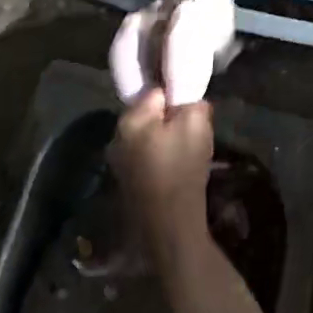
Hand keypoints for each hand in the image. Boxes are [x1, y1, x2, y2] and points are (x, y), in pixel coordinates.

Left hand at [110, 89, 212, 251]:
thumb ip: (192, 101)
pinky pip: (145, 155)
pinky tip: (175, 166)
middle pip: (150, 113)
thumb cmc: (182, 166)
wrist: (167, 222)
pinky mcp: (125, 179)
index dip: (178, 95)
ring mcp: (117, 161)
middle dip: (170, 117)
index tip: (194, 108)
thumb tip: (188, 97)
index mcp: (130, 119)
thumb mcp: (197, 123)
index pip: (157, 90)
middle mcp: (116, 136)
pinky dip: (160, 156)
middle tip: (193, 127)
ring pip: (147, 135)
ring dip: (164, 137)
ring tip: (186, 148)